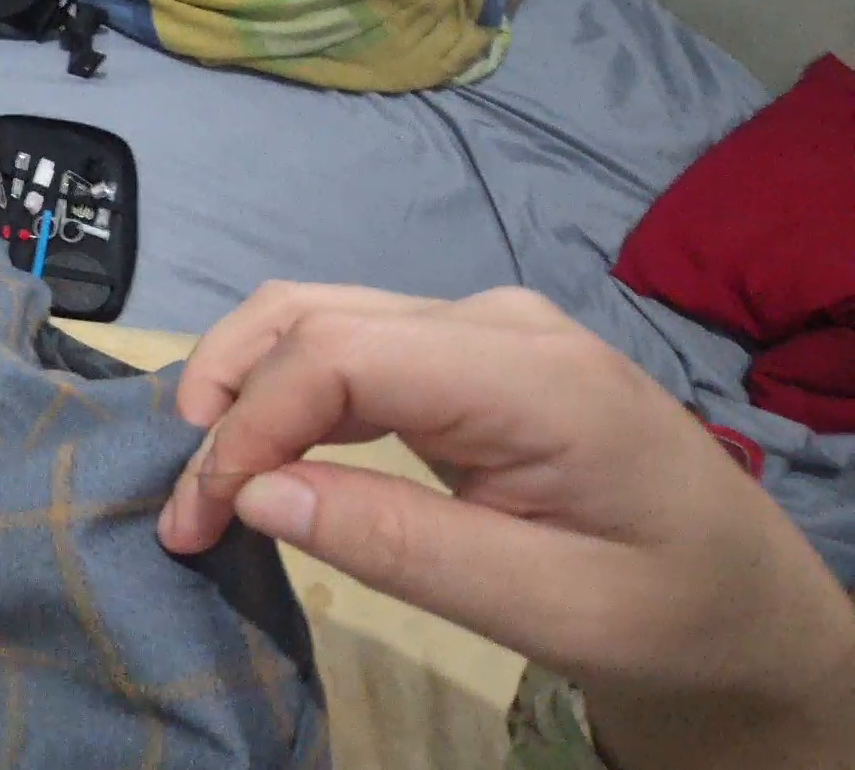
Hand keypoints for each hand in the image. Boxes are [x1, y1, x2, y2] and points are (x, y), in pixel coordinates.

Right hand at [156, 283, 854, 766]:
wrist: (743, 602)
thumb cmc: (667, 616)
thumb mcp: (546, 610)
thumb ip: (397, 545)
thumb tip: (250, 495)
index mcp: (531, 374)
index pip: (338, 355)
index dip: (250, 422)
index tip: (205, 510)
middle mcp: (483, 319)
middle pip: (303, 315)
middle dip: (221, 395)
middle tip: (186, 492)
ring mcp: (460, 323)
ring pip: (300, 314)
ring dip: (232, 381)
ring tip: (205, 462)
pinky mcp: (438, 345)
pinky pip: (326, 340)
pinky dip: (267, 386)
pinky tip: (255, 442)